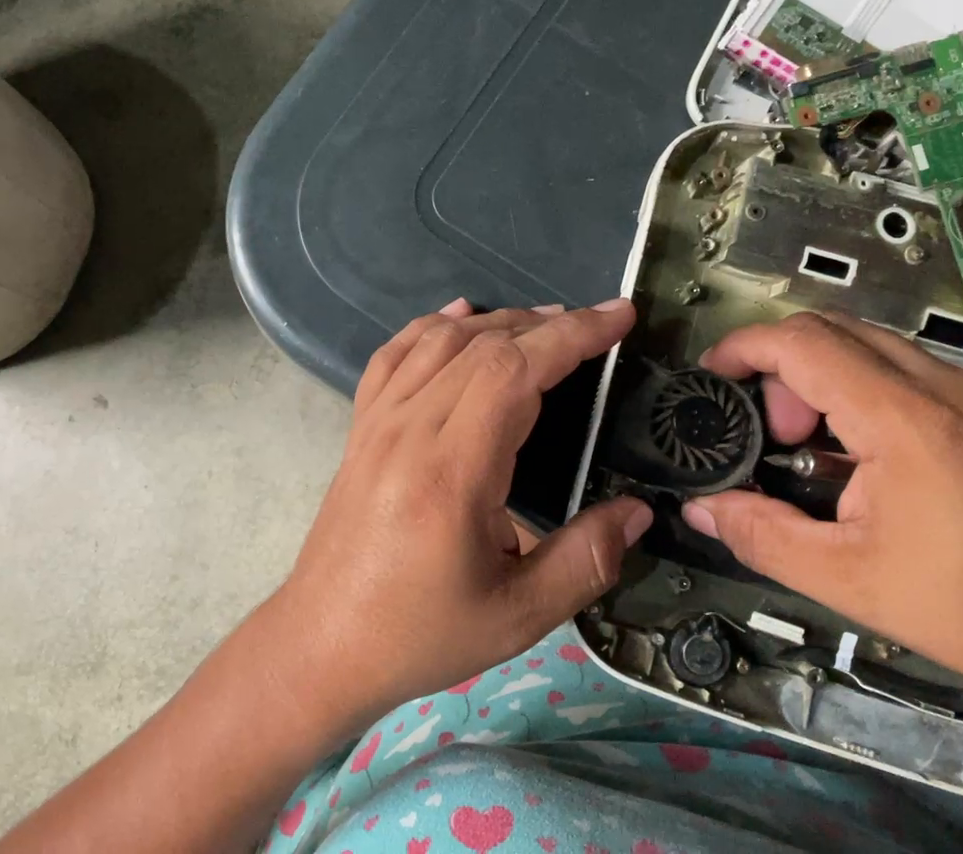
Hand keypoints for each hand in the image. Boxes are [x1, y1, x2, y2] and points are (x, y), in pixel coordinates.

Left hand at [271, 299, 652, 720]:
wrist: (323, 645)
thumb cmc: (419, 634)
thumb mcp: (517, 617)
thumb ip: (585, 560)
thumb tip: (640, 510)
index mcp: (451, 471)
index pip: (514, 371)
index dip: (571, 336)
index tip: (618, 318)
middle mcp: (409, 430)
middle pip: (481, 347)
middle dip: (546, 325)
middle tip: (596, 327)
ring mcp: (376, 424)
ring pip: (437, 342)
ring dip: (496, 322)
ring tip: (544, 324)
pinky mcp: (359, 430)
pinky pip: (392, 357)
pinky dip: (430, 327)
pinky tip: (458, 317)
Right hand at [680, 312, 962, 703]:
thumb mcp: (850, 581)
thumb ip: (762, 535)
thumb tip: (701, 510)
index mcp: (910, 421)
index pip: (806, 343)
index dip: (746, 346)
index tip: (712, 372)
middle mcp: (957, 388)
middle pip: (843, 330)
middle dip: (785, 365)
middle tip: (771, 431)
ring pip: (886, 351)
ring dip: (831, 380)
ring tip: (818, 451)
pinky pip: (926, 378)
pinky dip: (876, 396)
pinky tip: (878, 463)